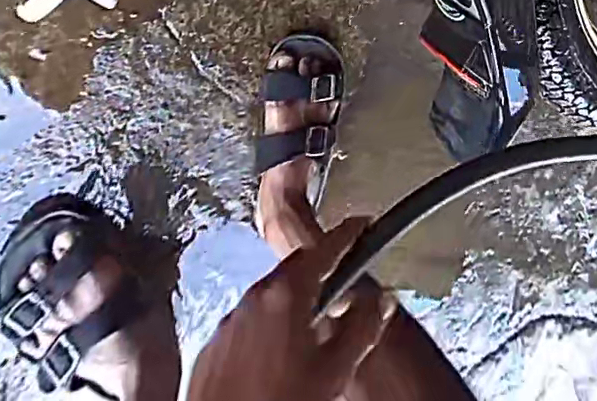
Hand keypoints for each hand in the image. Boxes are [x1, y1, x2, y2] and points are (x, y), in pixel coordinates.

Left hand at [187, 217, 393, 400]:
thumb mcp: (333, 371)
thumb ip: (362, 328)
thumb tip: (383, 301)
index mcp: (286, 293)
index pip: (326, 248)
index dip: (349, 234)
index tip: (362, 224)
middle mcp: (254, 297)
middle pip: (295, 267)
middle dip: (321, 267)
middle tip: (342, 273)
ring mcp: (230, 321)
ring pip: (271, 295)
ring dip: (294, 300)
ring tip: (312, 326)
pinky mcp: (214, 346)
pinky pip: (248, 322)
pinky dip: (267, 326)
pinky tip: (277, 354)